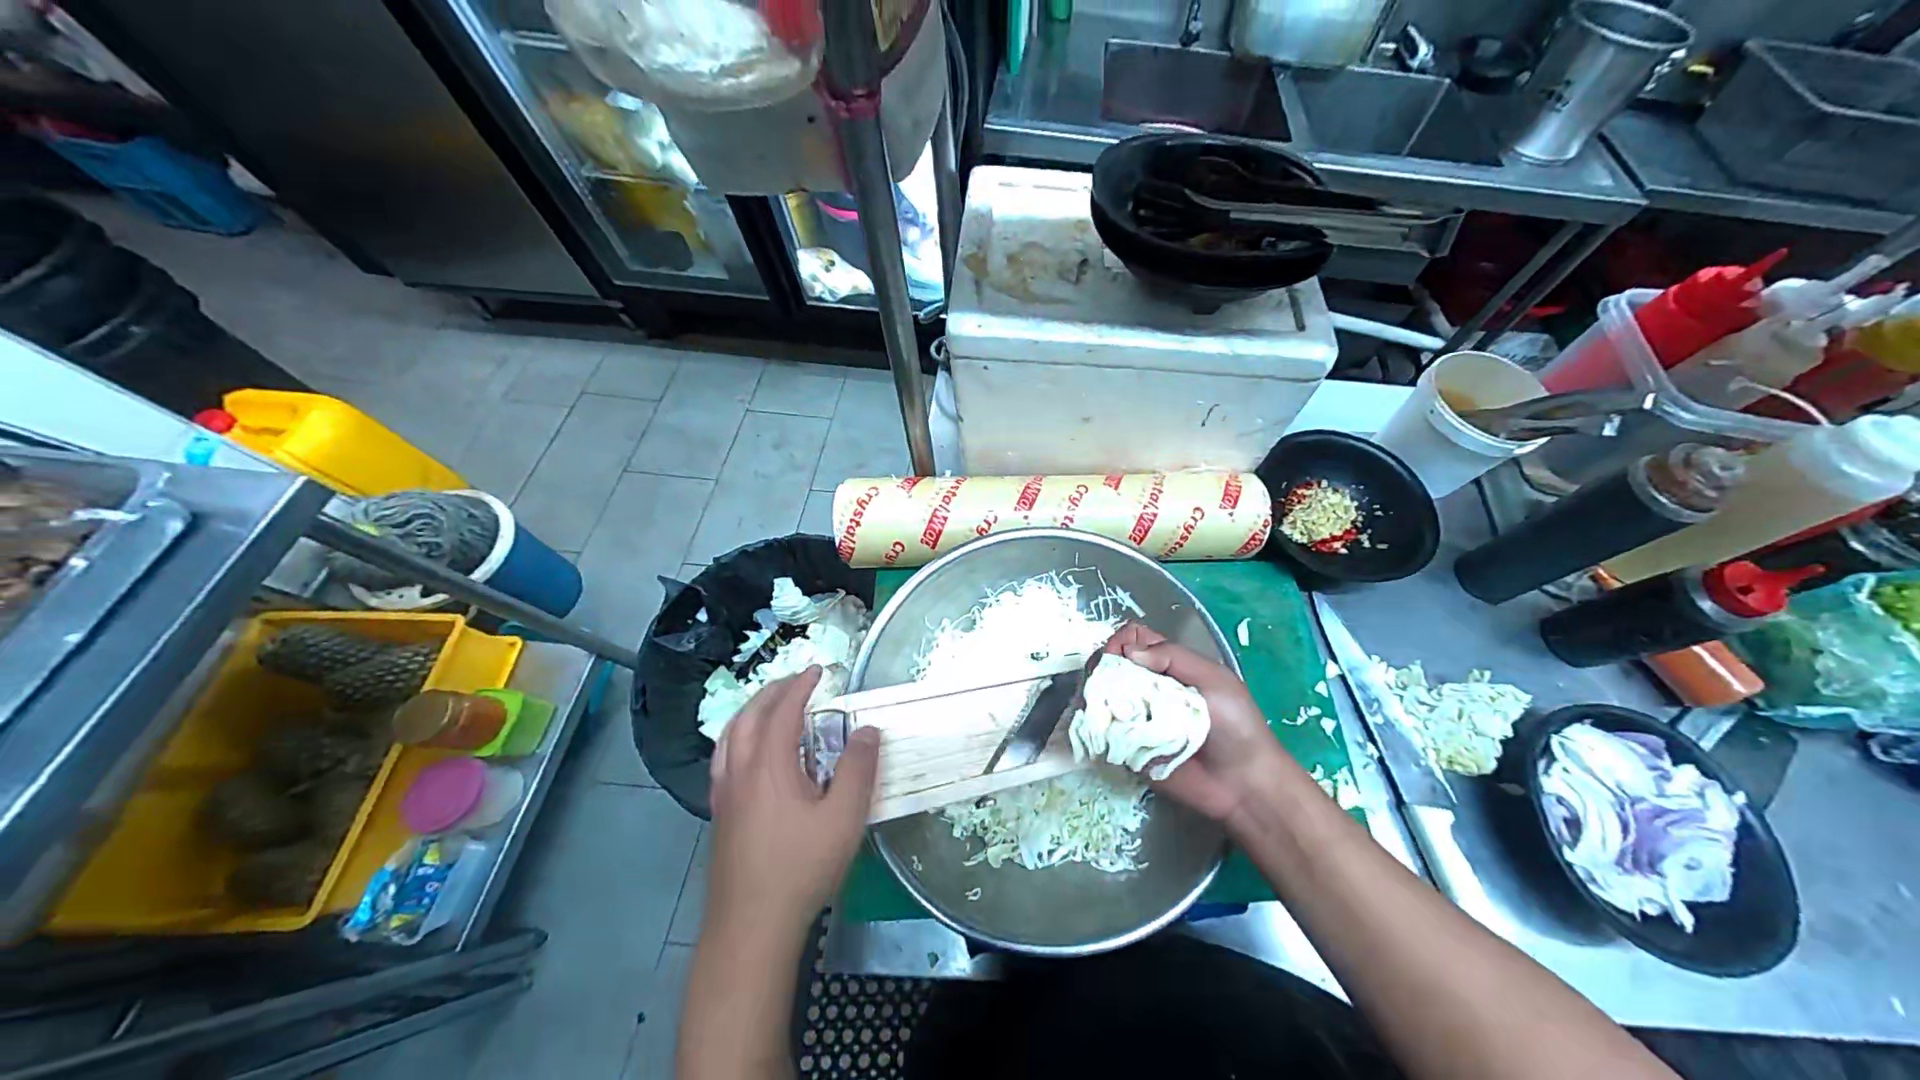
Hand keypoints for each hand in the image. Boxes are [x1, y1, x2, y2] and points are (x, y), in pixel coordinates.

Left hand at [707, 666, 879, 934]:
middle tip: (796, 681)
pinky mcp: (719, 815)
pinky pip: (723, 759)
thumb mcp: (844, 818)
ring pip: (729, 736)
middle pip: (749, 716)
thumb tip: (867, 730)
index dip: (801, 686)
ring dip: (750, 712)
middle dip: (772, 692)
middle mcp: (740, 771)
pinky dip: (736, 738)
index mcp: (769, 765)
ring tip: (768, 707)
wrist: (751, 924)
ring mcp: (724, 794)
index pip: (783, 711)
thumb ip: (858, 770)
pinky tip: (747, 755)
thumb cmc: (801, 868)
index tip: (818, 670)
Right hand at [1102, 622, 1289, 823]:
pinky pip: (1101, 730)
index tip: (1120, 656)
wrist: (1242, 784)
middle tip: (1109, 682)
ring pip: (1100, 694)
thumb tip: (1127, 650)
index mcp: (1167, 665)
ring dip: (1097, 695)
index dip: (1121, 641)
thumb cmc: (1236, 726)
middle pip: (1109, 663)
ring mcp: (1134, 716)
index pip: (1131, 639)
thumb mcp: (1214, 680)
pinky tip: (1102, 726)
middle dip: (1103, 667)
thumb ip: (1174, 658)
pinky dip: (1097, 725)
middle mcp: (1145, 686)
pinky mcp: (1126, 745)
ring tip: (1104, 705)